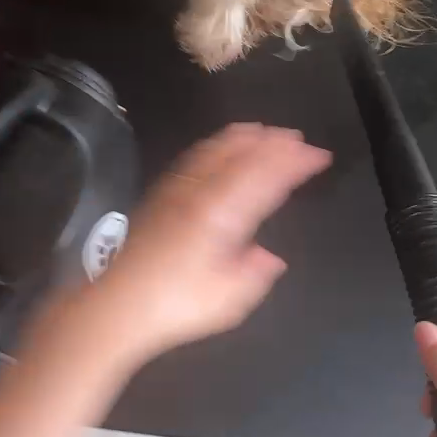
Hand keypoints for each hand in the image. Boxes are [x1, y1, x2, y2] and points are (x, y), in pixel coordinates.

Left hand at [68, 124, 329, 365]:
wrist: (117, 304)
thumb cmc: (177, 304)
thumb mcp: (229, 299)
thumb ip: (255, 273)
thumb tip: (269, 257)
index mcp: (223, 214)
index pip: (266, 176)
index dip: (295, 161)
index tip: (318, 155)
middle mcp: (201, 192)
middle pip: (241, 154)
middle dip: (273, 142)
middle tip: (298, 138)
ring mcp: (178, 190)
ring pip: (216, 150)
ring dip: (245, 138)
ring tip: (265, 131)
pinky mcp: (160, 195)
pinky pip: (195, 157)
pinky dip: (217, 145)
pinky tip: (220, 148)